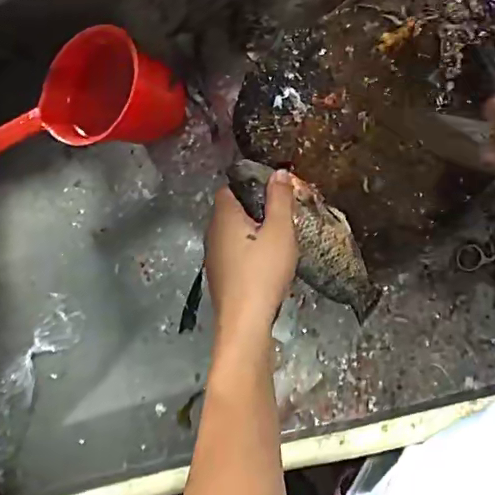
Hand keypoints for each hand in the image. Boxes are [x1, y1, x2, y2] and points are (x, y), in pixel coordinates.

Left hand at [205, 172, 296, 349]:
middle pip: (230, 210)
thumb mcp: (280, 231)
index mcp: (223, 218)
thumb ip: (280, 199)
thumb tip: (279, 172)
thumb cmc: (263, 271)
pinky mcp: (220, 277)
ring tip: (279, 236)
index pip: (228, 188)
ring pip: (232, 233)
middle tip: (282, 213)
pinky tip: (267, 261)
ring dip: (252, 231)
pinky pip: (234, 252)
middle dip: (254, 208)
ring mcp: (213, 258)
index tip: (273, 190)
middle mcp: (212, 234)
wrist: (245, 322)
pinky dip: (249, 249)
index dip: (249, 184)